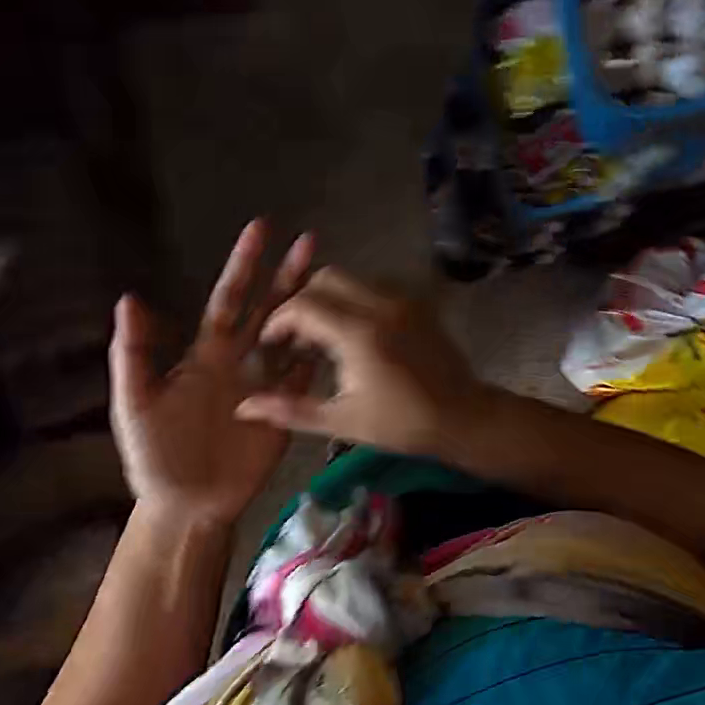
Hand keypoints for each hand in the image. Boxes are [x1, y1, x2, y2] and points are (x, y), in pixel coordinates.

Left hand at [110, 221, 314, 530]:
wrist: (186, 504)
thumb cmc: (154, 455)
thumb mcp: (135, 404)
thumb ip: (134, 354)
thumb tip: (130, 298)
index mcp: (205, 354)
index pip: (229, 300)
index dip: (243, 265)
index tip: (261, 230)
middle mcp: (238, 361)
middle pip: (268, 310)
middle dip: (287, 276)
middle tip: (310, 241)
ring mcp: (263, 385)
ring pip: (292, 338)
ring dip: (311, 310)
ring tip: (332, 282)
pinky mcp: (282, 410)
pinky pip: (303, 378)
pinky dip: (319, 356)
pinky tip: (337, 335)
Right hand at [234, 268, 495, 457]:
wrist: (462, 417)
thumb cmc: (401, 425)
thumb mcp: (342, 422)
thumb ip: (290, 410)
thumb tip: (241, 408)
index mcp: (359, 334)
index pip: (303, 306)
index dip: (279, 322)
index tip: (271, 345)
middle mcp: (381, 306)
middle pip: (325, 279)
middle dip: (302, 302)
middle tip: (296, 337)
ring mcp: (403, 300)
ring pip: (351, 279)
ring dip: (328, 299)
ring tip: (323, 338)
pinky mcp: (417, 303)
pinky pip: (374, 288)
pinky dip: (354, 301)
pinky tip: (354, 335)